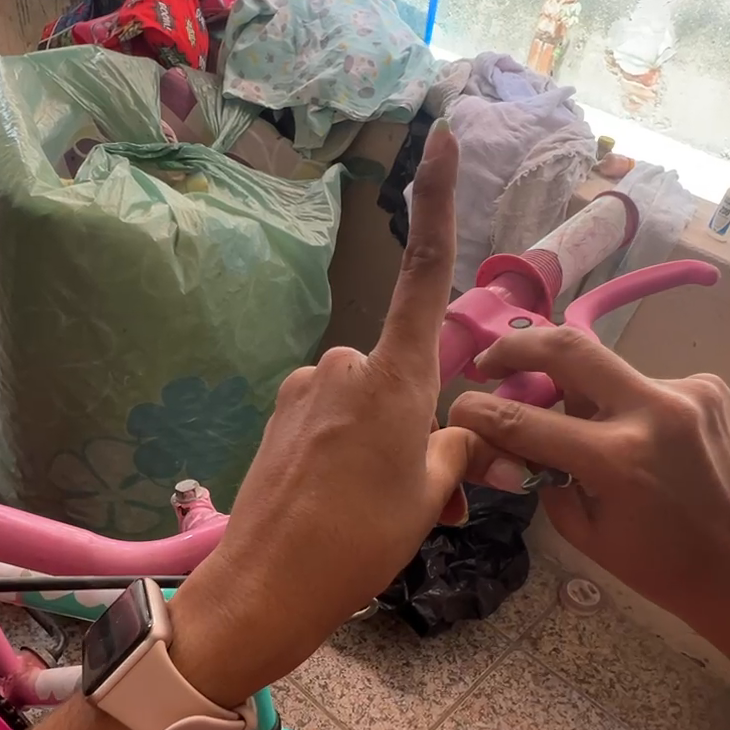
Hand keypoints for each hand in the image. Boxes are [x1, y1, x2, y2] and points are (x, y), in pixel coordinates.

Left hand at [166, 123, 478, 706]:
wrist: (268, 586)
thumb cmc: (362, 542)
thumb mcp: (430, 498)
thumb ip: (454, 450)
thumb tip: (461, 432)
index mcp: (393, 379)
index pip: (424, 278)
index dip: (437, 207)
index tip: (443, 143)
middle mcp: (345, 368)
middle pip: (399, 373)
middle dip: (417, 422)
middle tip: (426, 492)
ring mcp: (305, 392)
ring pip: (364, 403)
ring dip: (382, 443)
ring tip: (380, 508)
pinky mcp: (279, 417)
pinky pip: (329, 420)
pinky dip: (347, 450)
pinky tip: (341, 500)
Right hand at [448, 327, 729, 672]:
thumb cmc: (661, 570)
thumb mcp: (585, 532)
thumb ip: (545, 476)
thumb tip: (521, 437)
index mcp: (616, 459)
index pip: (523, 420)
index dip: (478, 411)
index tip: (457, 407)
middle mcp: (654, 410)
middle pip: (567, 347)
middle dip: (516, 347)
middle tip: (489, 361)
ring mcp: (689, 391)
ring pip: (607, 373)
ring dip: (579, 394)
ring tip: (583, 433)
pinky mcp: (710, 388)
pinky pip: (643, 386)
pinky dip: (623, 408)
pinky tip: (636, 443)